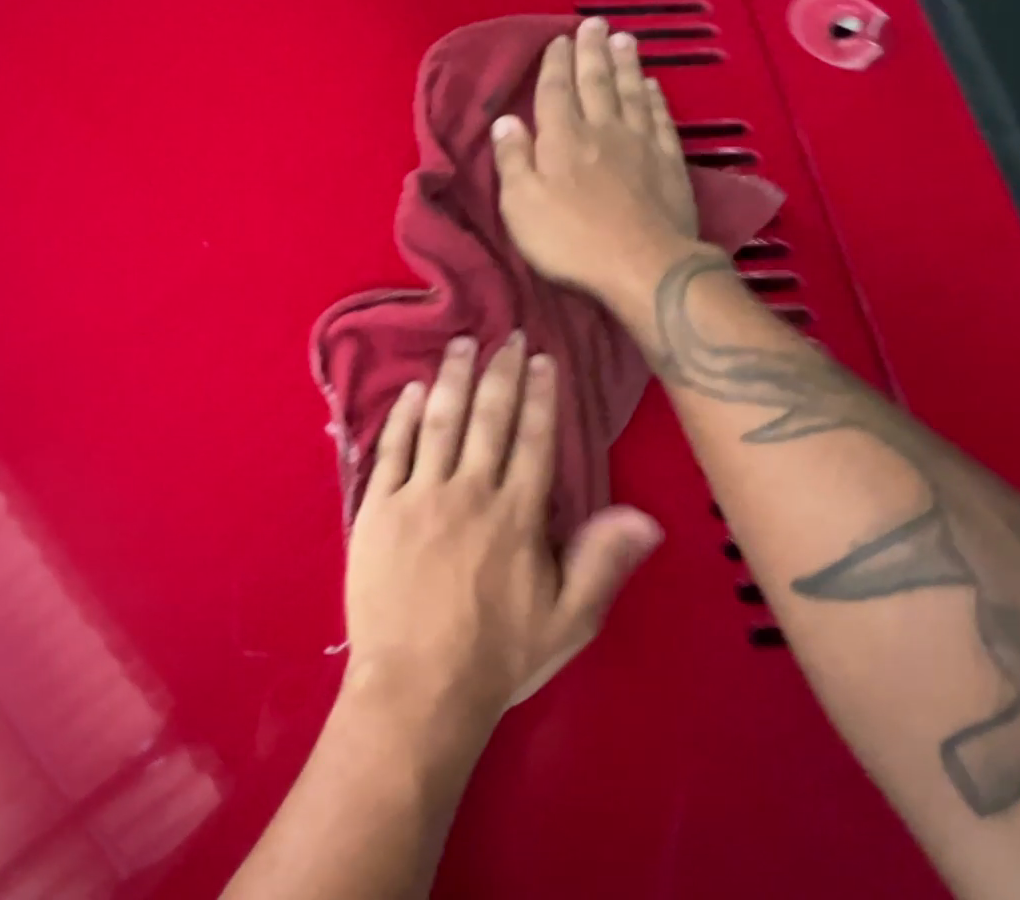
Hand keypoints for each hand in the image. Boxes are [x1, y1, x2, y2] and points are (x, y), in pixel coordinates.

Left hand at [343, 332, 664, 723]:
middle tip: (508, 336)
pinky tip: (413, 391)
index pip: (533, 441)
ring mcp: (418, 498)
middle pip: (487, 420)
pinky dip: (404, 417)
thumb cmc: (496, 657)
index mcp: (517, 517)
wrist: (418, 683)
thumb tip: (642, 514)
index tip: (543, 361)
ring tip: (462, 344)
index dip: (540, 397)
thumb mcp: (568, 620)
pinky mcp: (377, 509)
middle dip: (500, 374)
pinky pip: (391, 451)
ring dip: (453, 380)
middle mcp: (468, 494)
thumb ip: (601, 562)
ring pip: (439, 424)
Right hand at [489, 17, 706, 300]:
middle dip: (591, 52)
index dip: (554, 66)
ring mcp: (640, 143)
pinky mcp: (668, 161)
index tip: (556, 42)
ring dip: (625, 64)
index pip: (554, 94)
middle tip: (593, 24)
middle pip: (596, 82)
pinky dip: (654, 96)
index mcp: (561, 140)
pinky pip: (659, 117)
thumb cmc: (569, 240)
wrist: (642, 264)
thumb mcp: (521, 205)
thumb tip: (506, 121)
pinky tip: (651, 85)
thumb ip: (513, 161)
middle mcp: (602, 130)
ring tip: (623, 39)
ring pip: (631, 92)